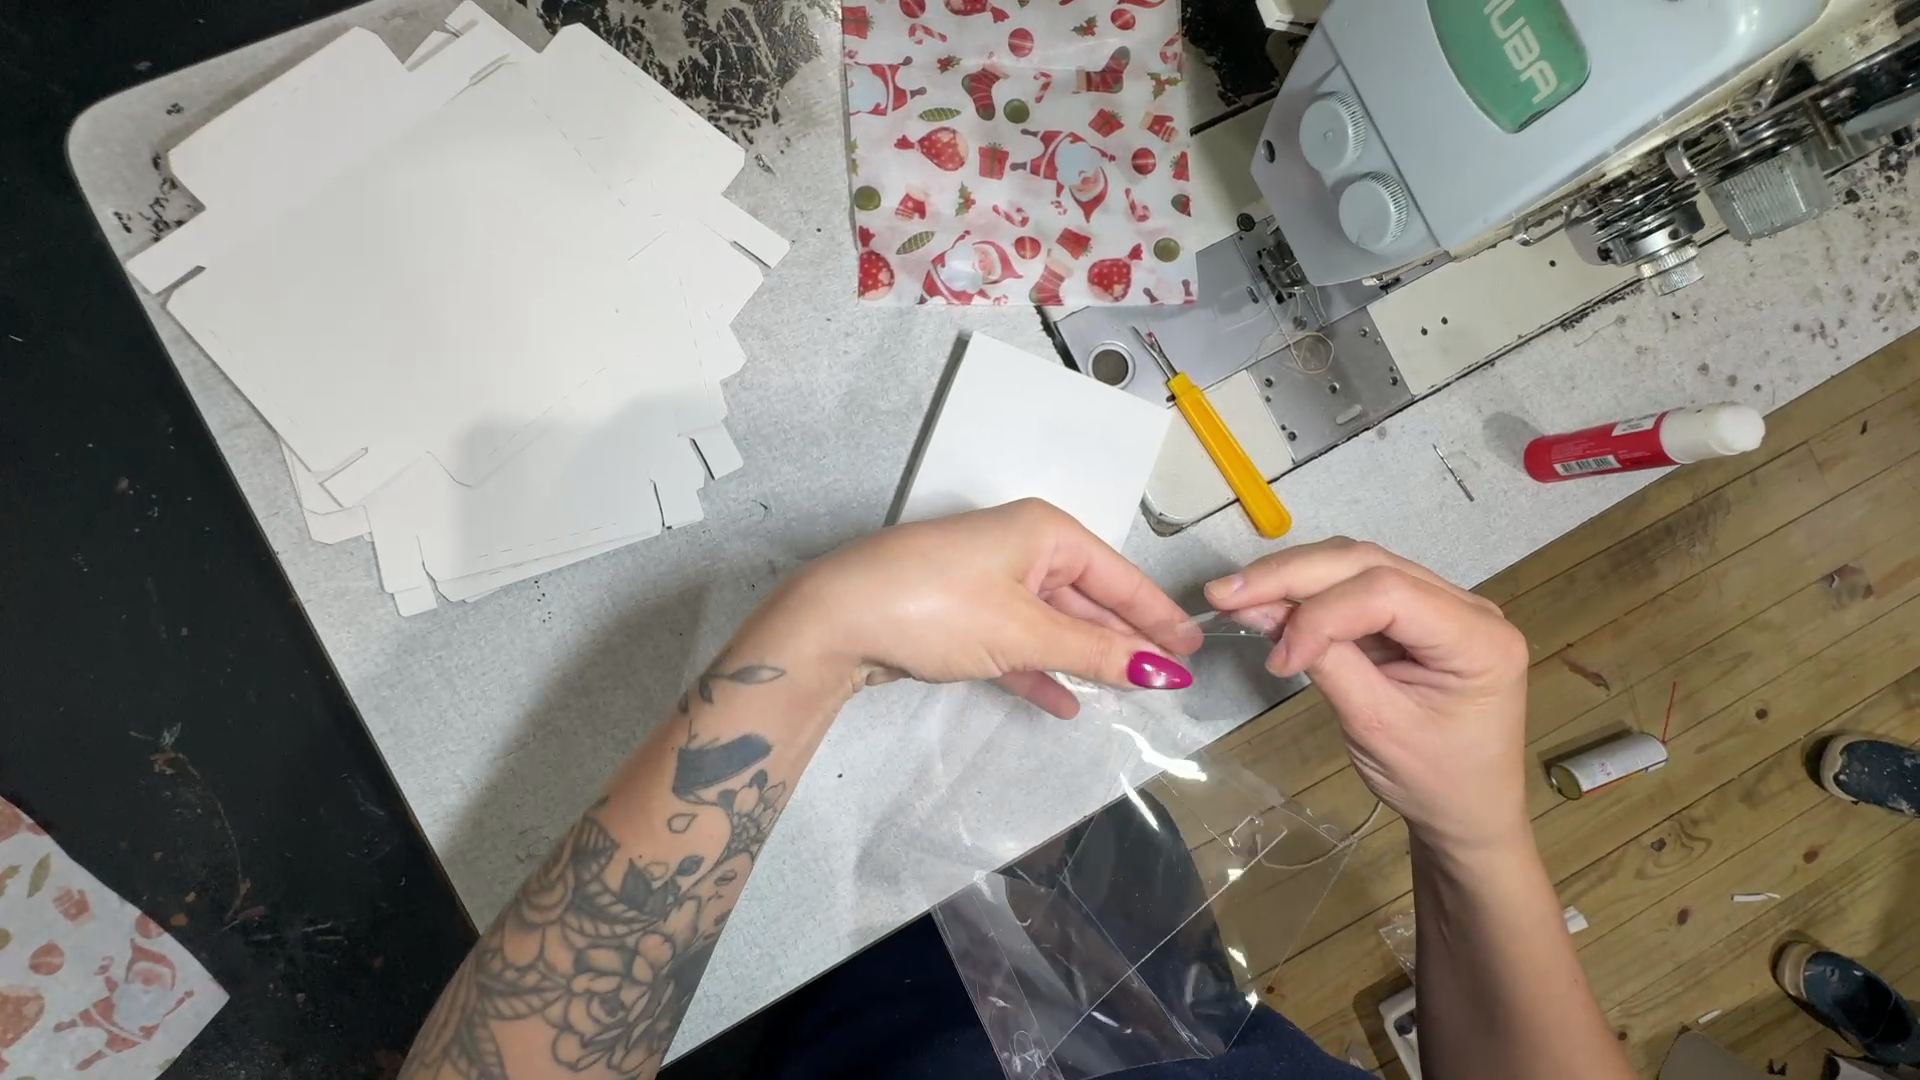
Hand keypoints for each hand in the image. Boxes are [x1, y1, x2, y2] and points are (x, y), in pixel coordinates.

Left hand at [766, 500, 1202, 718]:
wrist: (836, 618)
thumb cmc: (940, 607)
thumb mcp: (1025, 631)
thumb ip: (1096, 652)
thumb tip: (1163, 671)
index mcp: (1043, 532)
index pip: (1118, 576)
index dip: (1158, 616)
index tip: (1195, 649)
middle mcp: (1019, 547)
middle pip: (1087, 597)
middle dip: (1124, 638)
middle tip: (1168, 678)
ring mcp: (986, 581)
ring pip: (1051, 622)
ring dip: (1084, 657)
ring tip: (1127, 691)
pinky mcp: (960, 614)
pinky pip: (1015, 642)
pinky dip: (1039, 670)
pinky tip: (1064, 703)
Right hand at [1205, 538, 1530, 853]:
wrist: (1464, 811)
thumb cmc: (1432, 780)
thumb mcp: (1375, 726)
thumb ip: (1323, 661)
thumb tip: (1256, 611)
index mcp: (1477, 638)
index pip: (1386, 593)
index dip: (1319, 615)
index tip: (1278, 663)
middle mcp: (1464, 604)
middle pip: (1363, 563)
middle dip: (1287, 575)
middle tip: (1223, 594)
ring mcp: (1437, 602)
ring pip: (1350, 562)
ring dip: (1288, 576)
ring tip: (1236, 596)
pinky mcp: (1407, 611)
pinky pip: (1347, 584)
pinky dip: (1301, 592)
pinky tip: (1265, 602)